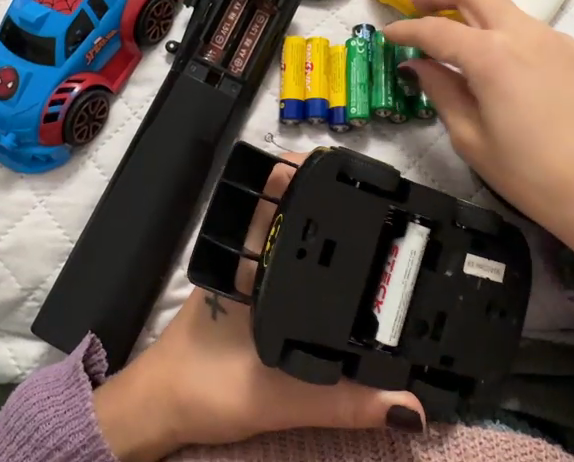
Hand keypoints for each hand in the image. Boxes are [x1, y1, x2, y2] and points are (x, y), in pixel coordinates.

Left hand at [92, 154, 426, 460]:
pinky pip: (278, 256)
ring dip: (313, 220)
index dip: (306, 169)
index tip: (346, 164)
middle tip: (372, 191)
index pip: (273, 192)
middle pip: (282, 202)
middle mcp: (243, 256)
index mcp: (246, 261)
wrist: (162, 410)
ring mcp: (242, 271)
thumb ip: (344, 403)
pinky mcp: (245, 292)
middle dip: (322, 191)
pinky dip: (306, 252)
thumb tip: (411, 406)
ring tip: (364, 220)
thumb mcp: (279, 398)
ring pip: (280, 229)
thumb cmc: (205, 390)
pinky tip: (336, 269)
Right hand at [381, 0, 573, 295]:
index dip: (406, 30)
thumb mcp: (472, 139)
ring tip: (450, 36)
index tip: (388, 35)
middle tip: (415, 6)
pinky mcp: (572, 53)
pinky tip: (489, 60)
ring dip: (471, 10)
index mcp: (492, 56)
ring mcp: (553, 39)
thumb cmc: (534, 176)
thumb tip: (420, 65)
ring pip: (503, 5)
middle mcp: (523, 34)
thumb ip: (442, 92)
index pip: (436, 29)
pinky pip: (525, 27)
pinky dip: (498, 30)